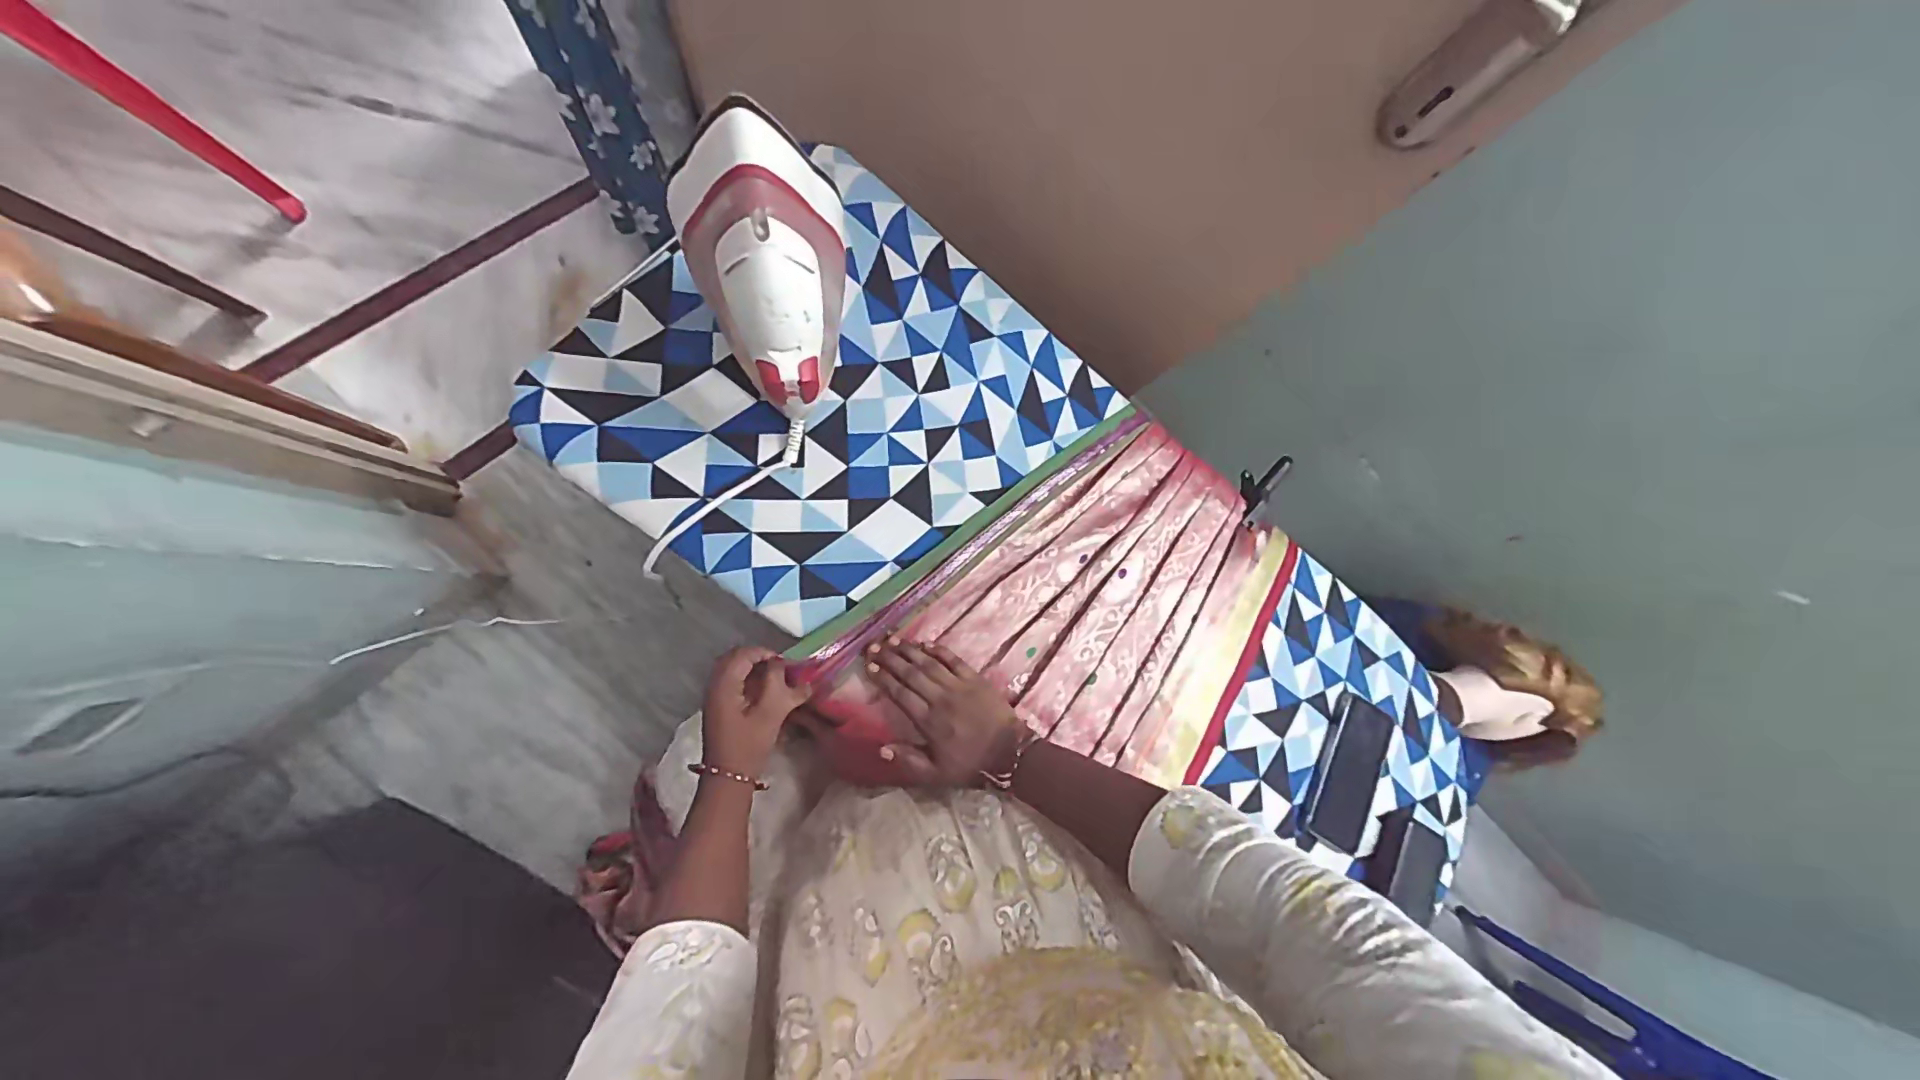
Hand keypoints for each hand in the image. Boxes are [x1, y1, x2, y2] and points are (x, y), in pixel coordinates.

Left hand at [701, 646, 809, 778]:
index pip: (742, 655)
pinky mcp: (717, 707)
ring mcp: (713, 697)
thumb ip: (778, 684)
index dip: (764, 653)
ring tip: (773, 676)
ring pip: (730, 669)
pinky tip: (762, 690)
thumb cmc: (749, 745)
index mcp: (724, 685)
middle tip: (778, 666)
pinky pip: (730, 681)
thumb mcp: (770, 713)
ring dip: (751, 667)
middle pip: (733, 658)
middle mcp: (714, 686)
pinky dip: (746, 678)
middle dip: (757, 657)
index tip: (784, 662)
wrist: (728, 776)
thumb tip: (782, 665)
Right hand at [864, 639, 1028, 786]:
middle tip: (874, 646)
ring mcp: (959, 686)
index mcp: (929, 721)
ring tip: (892, 639)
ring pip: (929, 663)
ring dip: (909, 650)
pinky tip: (925, 643)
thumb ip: (909, 760)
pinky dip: (939, 650)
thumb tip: (882, 748)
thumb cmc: (971, 764)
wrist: (1010, 753)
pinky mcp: (975, 679)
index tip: (869, 667)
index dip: (883, 678)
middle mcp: (940, 699)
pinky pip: (953, 660)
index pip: (900, 694)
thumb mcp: (937, 774)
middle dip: (889, 658)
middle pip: (910, 673)